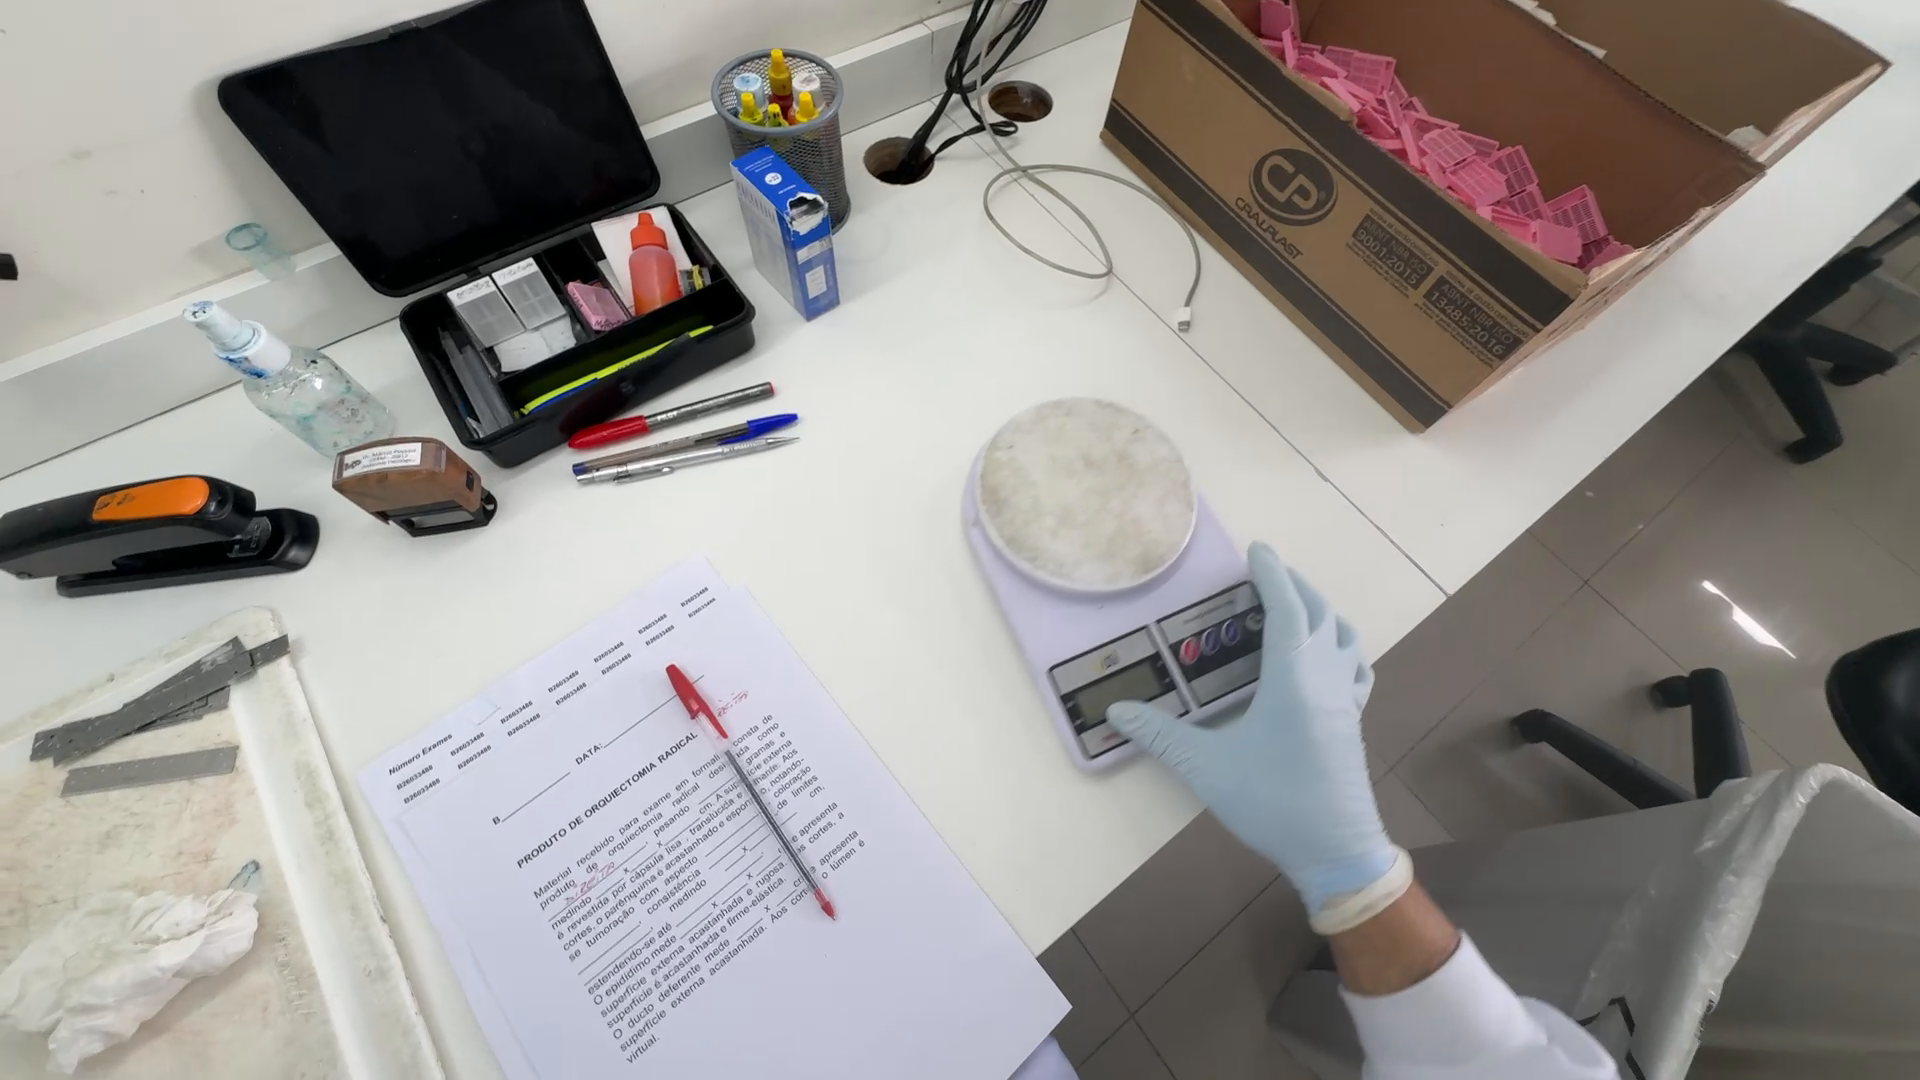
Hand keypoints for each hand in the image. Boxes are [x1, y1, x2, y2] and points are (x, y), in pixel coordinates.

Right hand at [1107, 542, 1405, 930]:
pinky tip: (1325, 655)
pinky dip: (1339, 642)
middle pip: (1319, 613)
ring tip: (1296, 602)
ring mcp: (1346, 700)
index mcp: (1292, 679)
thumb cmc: (1272, 802)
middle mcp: (1325, 679)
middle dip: (1295, 583)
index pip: (1287, 608)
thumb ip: (1159, 736)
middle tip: (1267, 571)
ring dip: (1321, 608)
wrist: (1337, 852)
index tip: (1256, 549)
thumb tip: (1115, 711)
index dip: (1272, 574)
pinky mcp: (1354, 721)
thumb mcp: (1206, 768)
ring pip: (1344, 635)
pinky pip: (1354, 664)